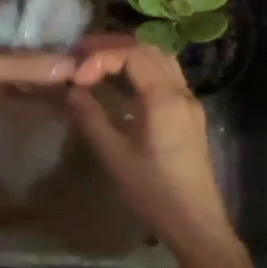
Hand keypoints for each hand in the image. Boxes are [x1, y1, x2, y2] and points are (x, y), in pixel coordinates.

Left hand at [0, 16, 76, 153]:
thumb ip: (26, 66)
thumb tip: (72, 66)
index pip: (30, 11)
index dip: (57, 15)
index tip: (89, 22)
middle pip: (35, 45)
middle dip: (61, 53)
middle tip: (96, 63)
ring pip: (31, 74)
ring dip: (54, 81)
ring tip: (88, 88)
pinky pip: (23, 98)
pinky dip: (42, 104)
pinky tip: (68, 111)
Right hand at [65, 37, 240, 257]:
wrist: (194, 221)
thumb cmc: (152, 191)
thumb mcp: (114, 155)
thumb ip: (91, 117)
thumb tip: (72, 91)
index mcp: (165, 98)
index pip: (133, 54)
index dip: (100, 56)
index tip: (76, 76)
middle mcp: (181, 92)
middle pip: (150, 48)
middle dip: (113, 46)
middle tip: (80, 54)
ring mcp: (189, 102)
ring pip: (161, 59)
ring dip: (129, 54)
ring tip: (96, 63)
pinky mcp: (189, 114)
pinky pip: (165, 77)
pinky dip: (140, 70)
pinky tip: (119, 84)